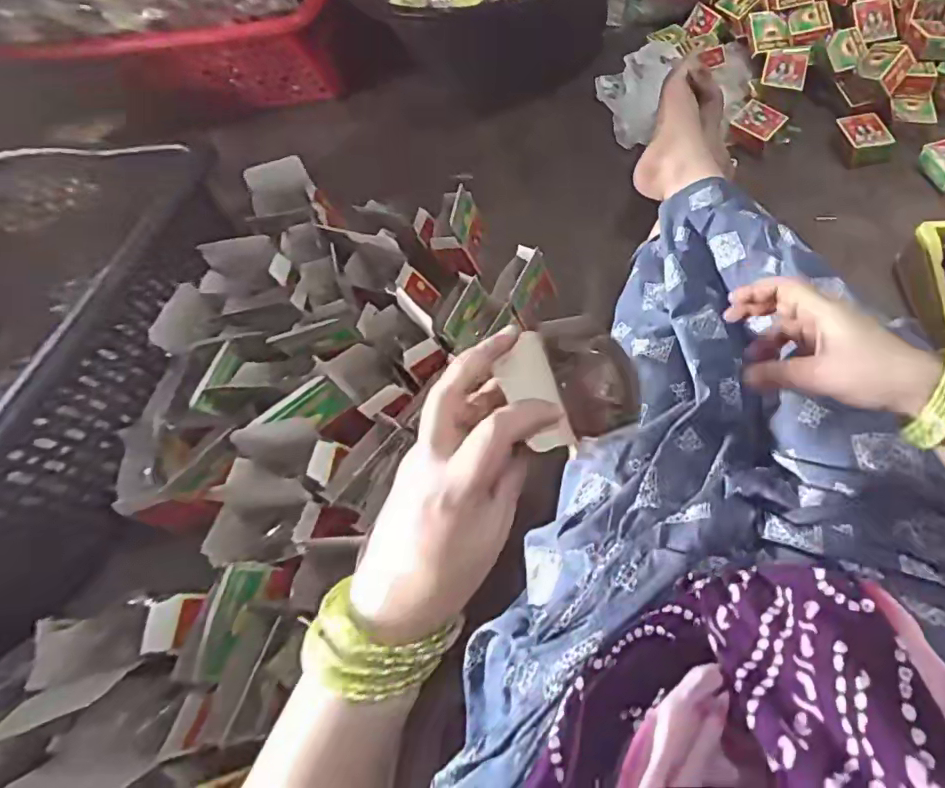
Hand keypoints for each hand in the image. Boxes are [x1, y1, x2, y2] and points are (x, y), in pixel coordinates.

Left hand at [349, 327, 562, 644]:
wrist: (388, 607)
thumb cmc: (447, 577)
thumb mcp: (493, 531)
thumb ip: (510, 478)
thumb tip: (527, 442)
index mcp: (453, 483)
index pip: (495, 426)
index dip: (531, 412)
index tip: (556, 412)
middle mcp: (429, 459)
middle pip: (450, 389)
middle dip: (482, 356)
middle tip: (514, 336)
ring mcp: (418, 456)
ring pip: (446, 399)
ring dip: (478, 376)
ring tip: (512, 364)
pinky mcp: (416, 461)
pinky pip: (447, 420)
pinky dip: (472, 402)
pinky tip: (495, 404)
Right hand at [724, 277, 942, 418]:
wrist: (913, 386)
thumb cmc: (866, 371)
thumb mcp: (819, 375)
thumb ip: (779, 373)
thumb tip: (745, 376)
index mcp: (820, 308)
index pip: (782, 287)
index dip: (756, 290)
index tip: (732, 302)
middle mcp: (822, 312)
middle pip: (783, 304)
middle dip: (756, 310)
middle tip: (730, 323)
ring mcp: (829, 329)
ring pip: (790, 326)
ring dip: (768, 338)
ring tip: (748, 358)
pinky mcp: (834, 346)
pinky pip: (801, 342)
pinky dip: (783, 351)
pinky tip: (771, 369)